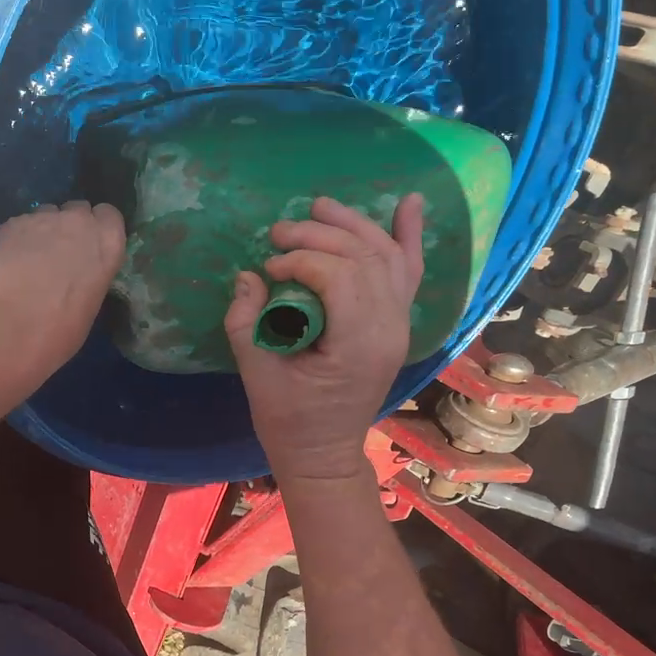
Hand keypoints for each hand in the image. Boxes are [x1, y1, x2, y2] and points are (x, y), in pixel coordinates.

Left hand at [0, 201, 126, 377]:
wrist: (14, 330)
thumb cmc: (61, 330)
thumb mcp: (91, 302)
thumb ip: (89, 273)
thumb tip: (75, 273)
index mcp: (108, 241)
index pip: (107, 215)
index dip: (95, 229)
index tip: (86, 247)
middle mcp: (78, 220)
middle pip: (76, 210)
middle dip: (68, 227)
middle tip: (56, 255)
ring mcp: (42, 218)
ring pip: (45, 214)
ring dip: (41, 231)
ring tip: (28, 260)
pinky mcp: (11, 224)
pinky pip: (17, 226)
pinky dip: (14, 240)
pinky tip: (7, 264)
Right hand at [227, 195, 424, 482]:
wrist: (322, 452)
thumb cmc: (287, 421)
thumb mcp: (257, 377)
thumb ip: (247, 326)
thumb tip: (247, 278)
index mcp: (357, 345)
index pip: (340, 277)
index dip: (302, 260)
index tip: (267, 267)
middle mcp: (389, 328)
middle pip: (365, 258)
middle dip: (322, 234)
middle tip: (280, 229)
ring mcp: (399, 326)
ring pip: (387, 257)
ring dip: (356, 225)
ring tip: (321, 206)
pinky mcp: (397, 325)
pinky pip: (408, 273)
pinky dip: (408, 237)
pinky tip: (409, 203)